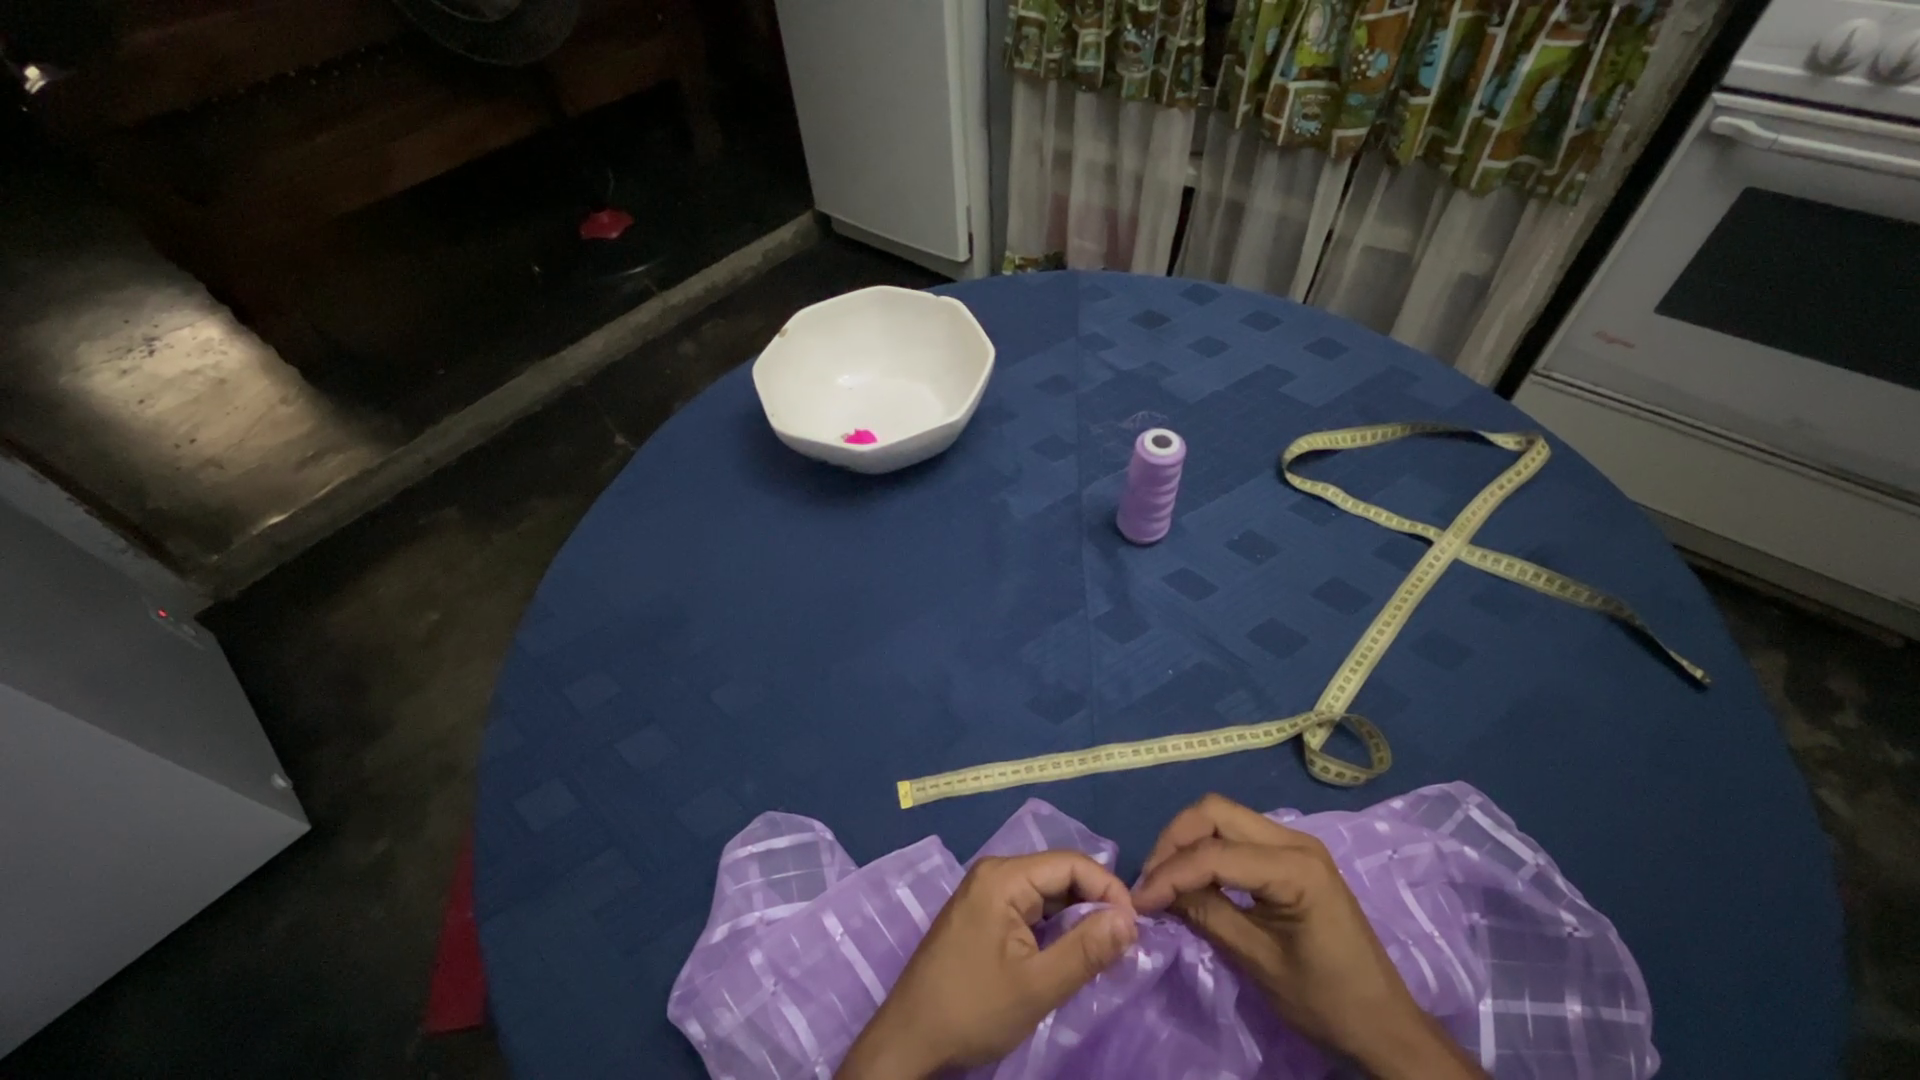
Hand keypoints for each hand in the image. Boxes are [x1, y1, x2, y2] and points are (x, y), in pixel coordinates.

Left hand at [836, 852, 1137, 1078]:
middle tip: (1121, 947)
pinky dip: (1054, 930)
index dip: (1109, 891)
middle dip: (1095, 906)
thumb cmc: (973, 1008)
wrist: (910, 1040)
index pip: (1071, 864)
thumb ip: (1087, 949)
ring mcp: (985, 894)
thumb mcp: (1038, 985)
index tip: (1134, 930)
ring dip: (1076, 920)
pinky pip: (1029, 910)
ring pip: (1047, 895)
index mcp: (1003, 877)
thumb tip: (1130, 920)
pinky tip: (1069, 956)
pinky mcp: (982, 916)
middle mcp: (993, 874)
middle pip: (1059, 876)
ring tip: (1102, 955)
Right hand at [1133, 795, 1486, 1079]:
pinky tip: (1194, 880)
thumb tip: (1156, 891)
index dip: (1169, 873)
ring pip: (1223, 817)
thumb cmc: (1326, 1000)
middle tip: (1150, 882)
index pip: (1213, 853)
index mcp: (1295, 867)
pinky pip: (1239, 835)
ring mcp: (1297, 844)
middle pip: (1215, 812)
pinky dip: (1209, 849)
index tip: (1139, 901)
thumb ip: (1207, 914)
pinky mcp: (1294, 857)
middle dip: (1174, 841)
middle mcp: (1296, 841)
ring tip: (1164, 881)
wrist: (1384, 1025)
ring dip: (1188, 842)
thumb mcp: (1258, 960)